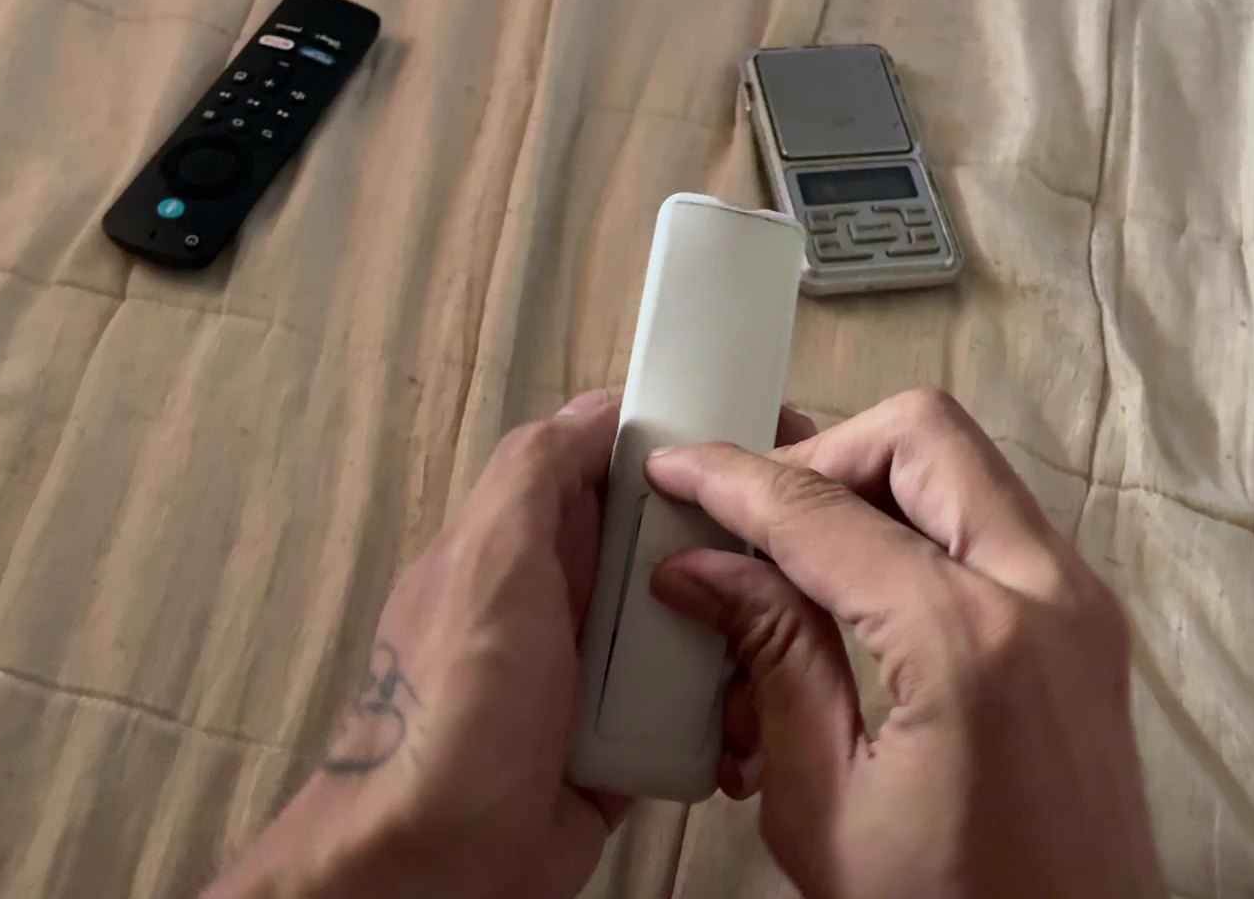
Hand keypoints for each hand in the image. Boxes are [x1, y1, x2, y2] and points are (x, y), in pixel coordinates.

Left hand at [205, 390, 816, 898]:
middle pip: (683, 531)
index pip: (635, 458)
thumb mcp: (487, 567)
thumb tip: (602, 403)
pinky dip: (735, 697)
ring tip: (802, 643)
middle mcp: (585, 583)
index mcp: (548, 531)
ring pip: (707, 610)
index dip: (702, 439)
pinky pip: (703, 688)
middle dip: (746, 534)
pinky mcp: (641, 721)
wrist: (438, 876)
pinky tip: (762, 715)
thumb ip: (535, 475)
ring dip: (752, 625)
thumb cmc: (458, 706)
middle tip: (815, 549)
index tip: (779, 438)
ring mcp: (616, 655)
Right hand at [646, 389, 1162, 898]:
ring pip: (957, 462)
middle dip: (825, 453)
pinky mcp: (1080, 615)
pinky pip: (980, 514)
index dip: (735, 480)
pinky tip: (855, 584)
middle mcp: (1044, 592)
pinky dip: (908, 518)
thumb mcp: (825, 807)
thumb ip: (770, 658)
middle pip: (920, 433)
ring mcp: (1076, 597)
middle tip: (759, 514)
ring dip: (867, 481)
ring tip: (798, 552)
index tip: (680, 467)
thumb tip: (701, 569)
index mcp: (969, 644)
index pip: (822, 513)